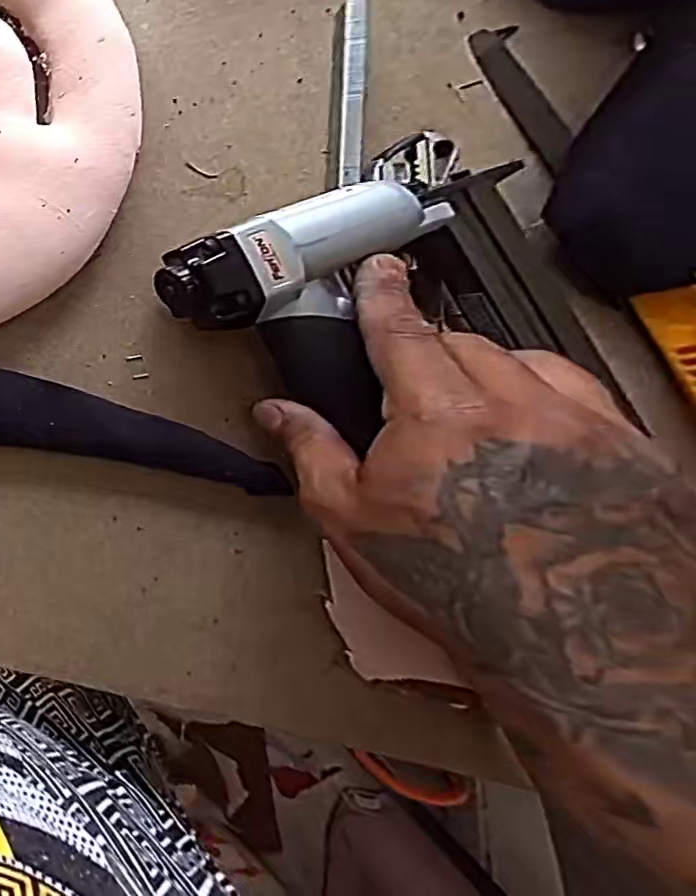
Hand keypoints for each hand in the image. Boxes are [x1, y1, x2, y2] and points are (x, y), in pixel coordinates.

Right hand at [255, 254, 695, 885]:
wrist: (589, 651)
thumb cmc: (454, 582)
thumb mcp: (347, 516)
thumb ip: (310, 449)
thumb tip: (277, 411)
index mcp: (442, 419)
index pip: (406, 334)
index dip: (384, 296)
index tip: (382, 269)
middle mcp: (524, 410)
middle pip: (468, 342)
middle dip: (427, 344)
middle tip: (399, 373)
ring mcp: (594, 431)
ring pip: (533, 359)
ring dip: (488, 363)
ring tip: (463, 397)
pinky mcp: (643, 458)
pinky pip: (587, 394)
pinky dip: (544, 391)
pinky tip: (526, 424)